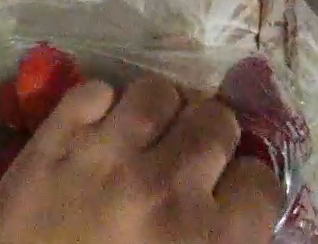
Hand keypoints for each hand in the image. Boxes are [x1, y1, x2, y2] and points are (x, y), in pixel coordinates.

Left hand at [0, 75, 284, 243]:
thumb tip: (234, 216)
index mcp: (214, 239)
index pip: (261, 181)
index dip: (249, 181)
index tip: (234, 186)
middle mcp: (168, 184)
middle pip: (215, 120)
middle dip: (213, 129)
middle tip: (195, 144)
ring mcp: (108, 152)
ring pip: (156, 91)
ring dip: (161, 105)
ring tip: (151, 124)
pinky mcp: (56, 135)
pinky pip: (94, 89)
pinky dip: (101, 101)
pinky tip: (99, 123)